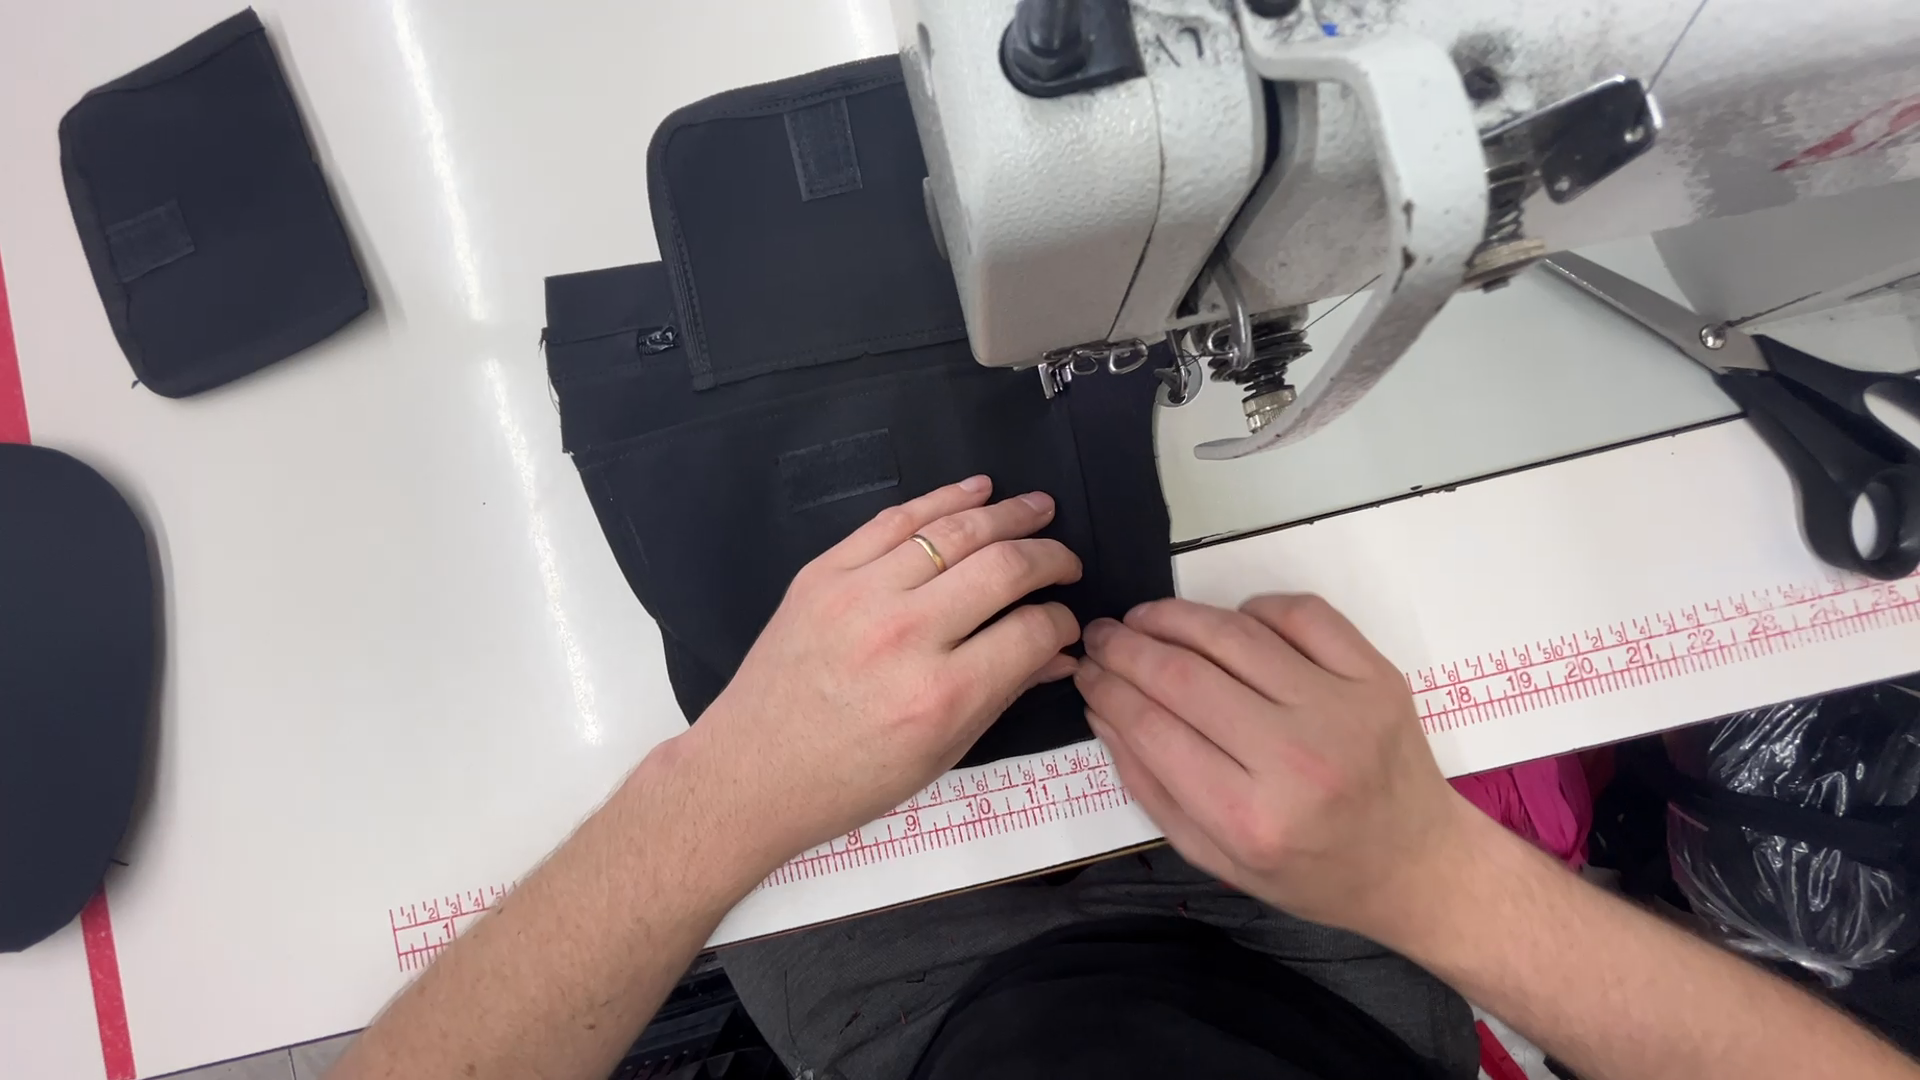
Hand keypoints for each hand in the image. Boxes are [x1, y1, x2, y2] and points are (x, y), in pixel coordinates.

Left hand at [666, 475, 1082, 880]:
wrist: (751, 771)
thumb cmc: (851, 778)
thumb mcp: (941, 753)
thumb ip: (1004, 693)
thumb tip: (1058, 653)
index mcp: (941, 695)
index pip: (1031, 631)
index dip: (1062, 620)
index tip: (1064, 620)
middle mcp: (905, 635)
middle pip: (1002, 567)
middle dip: (1049, 557)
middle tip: (1066, 559)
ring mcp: (859, 595)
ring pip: (953, 531)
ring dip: (1006, 513)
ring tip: (1038, 507)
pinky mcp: (823, 573)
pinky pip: (894, 520)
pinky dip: (942, 498)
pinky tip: (976, 489)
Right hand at [1076, 595, 1472, 940]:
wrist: (1419, 865)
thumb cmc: (1308, 870)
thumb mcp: (1213, 855)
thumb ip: (1147, 784)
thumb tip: (1100, 708)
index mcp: (1249, 817)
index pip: (1151, 726)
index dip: (1105, 688)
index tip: (1084, 669)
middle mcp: (1297, 758)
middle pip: (1182, 675)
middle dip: (1125, 647)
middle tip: (1100, 635)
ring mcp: (1343, 709)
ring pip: (1232, 634)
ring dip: (1172, 616)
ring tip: (1142, 619)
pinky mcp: (1375, 675)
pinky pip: (1298, 612)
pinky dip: (1251, 606)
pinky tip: (1227, 625)